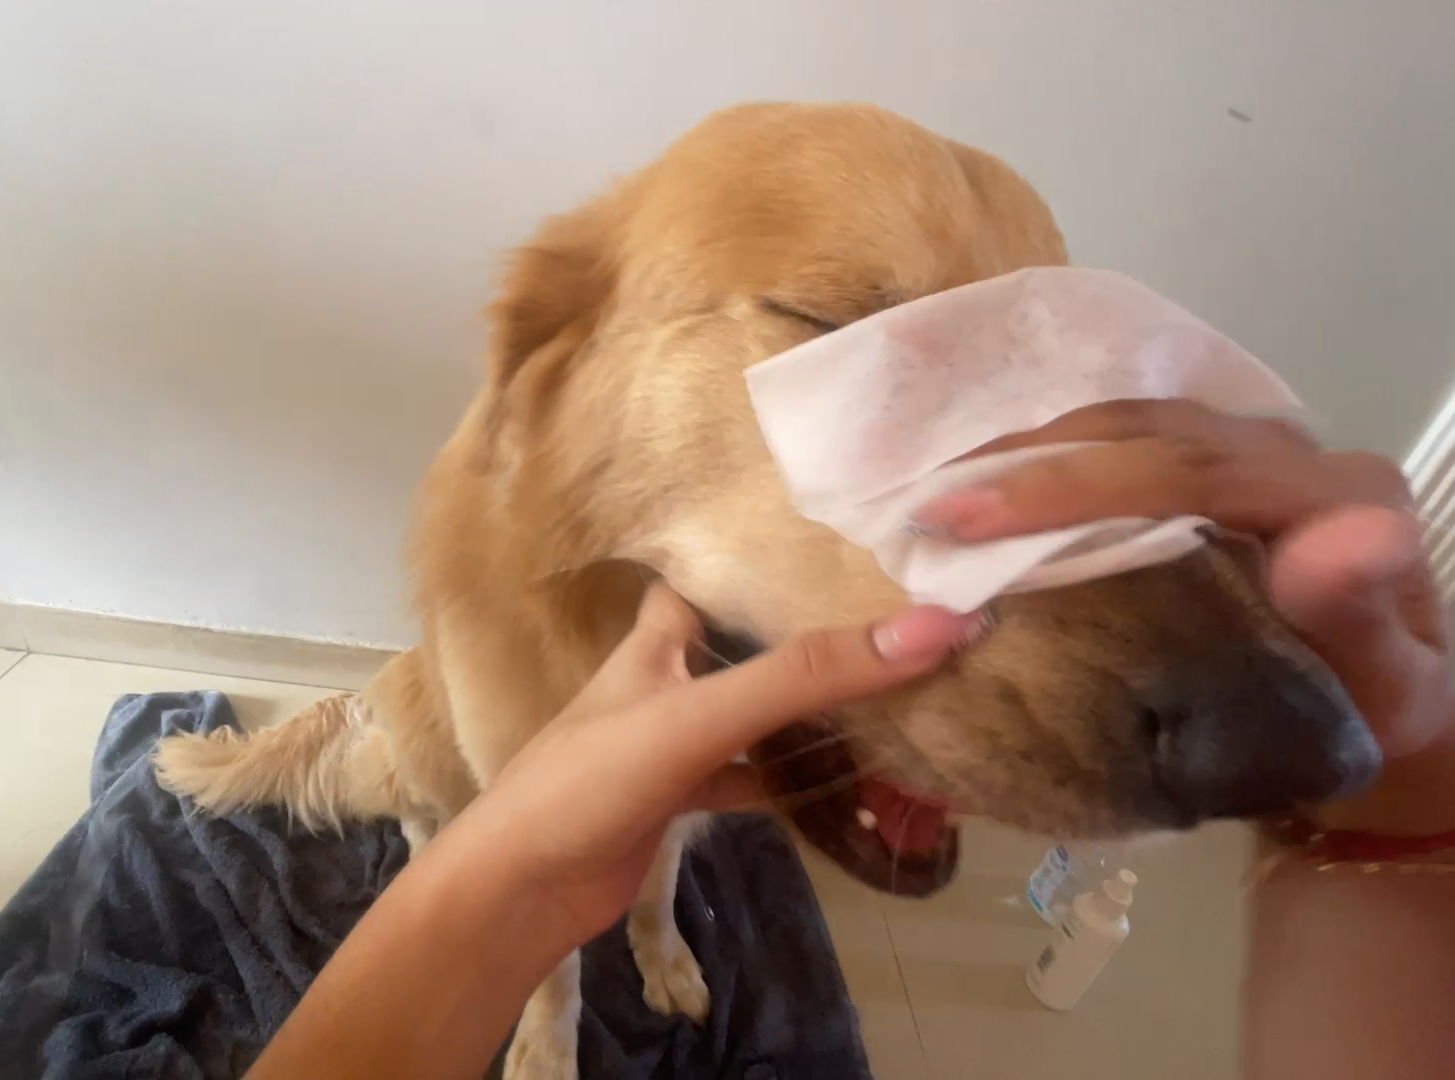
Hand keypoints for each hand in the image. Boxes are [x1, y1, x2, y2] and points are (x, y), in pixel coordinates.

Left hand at [424, 585, 976, 948]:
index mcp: (660, 633)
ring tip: (897, 689)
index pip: (720, 571)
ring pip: (756, 708)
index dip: (773, 555)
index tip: (852, 543)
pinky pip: (753, 771)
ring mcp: (678, 734)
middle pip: (749, 640)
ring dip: (810, 708)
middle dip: (810, 634)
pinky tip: (851, 780)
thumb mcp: (699, 715)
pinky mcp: (684, 790)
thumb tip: (930, 628)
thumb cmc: (597, 776)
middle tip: (900, 618)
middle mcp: (670, 673)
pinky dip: (793, 776)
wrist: (524, 889)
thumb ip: (799, 676)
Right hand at [912, 400, 1454, 831]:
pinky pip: (1104, 438)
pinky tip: (977, 481)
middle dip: (1022, 467)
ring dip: (1017, 454)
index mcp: (1331, 492)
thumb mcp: (1382, 688)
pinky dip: (1033, 458)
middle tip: (930, 507)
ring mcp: (1233, 448)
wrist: (1363, 701)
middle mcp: (1282, 452)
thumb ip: (1362, 613)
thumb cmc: (1363, 712)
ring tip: (938, 489)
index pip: (1182, 469)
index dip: (1068, 486)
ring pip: (1111, 424)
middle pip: (1134, 433)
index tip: (966, 520)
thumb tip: (1350, 533)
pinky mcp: (1194, 460)